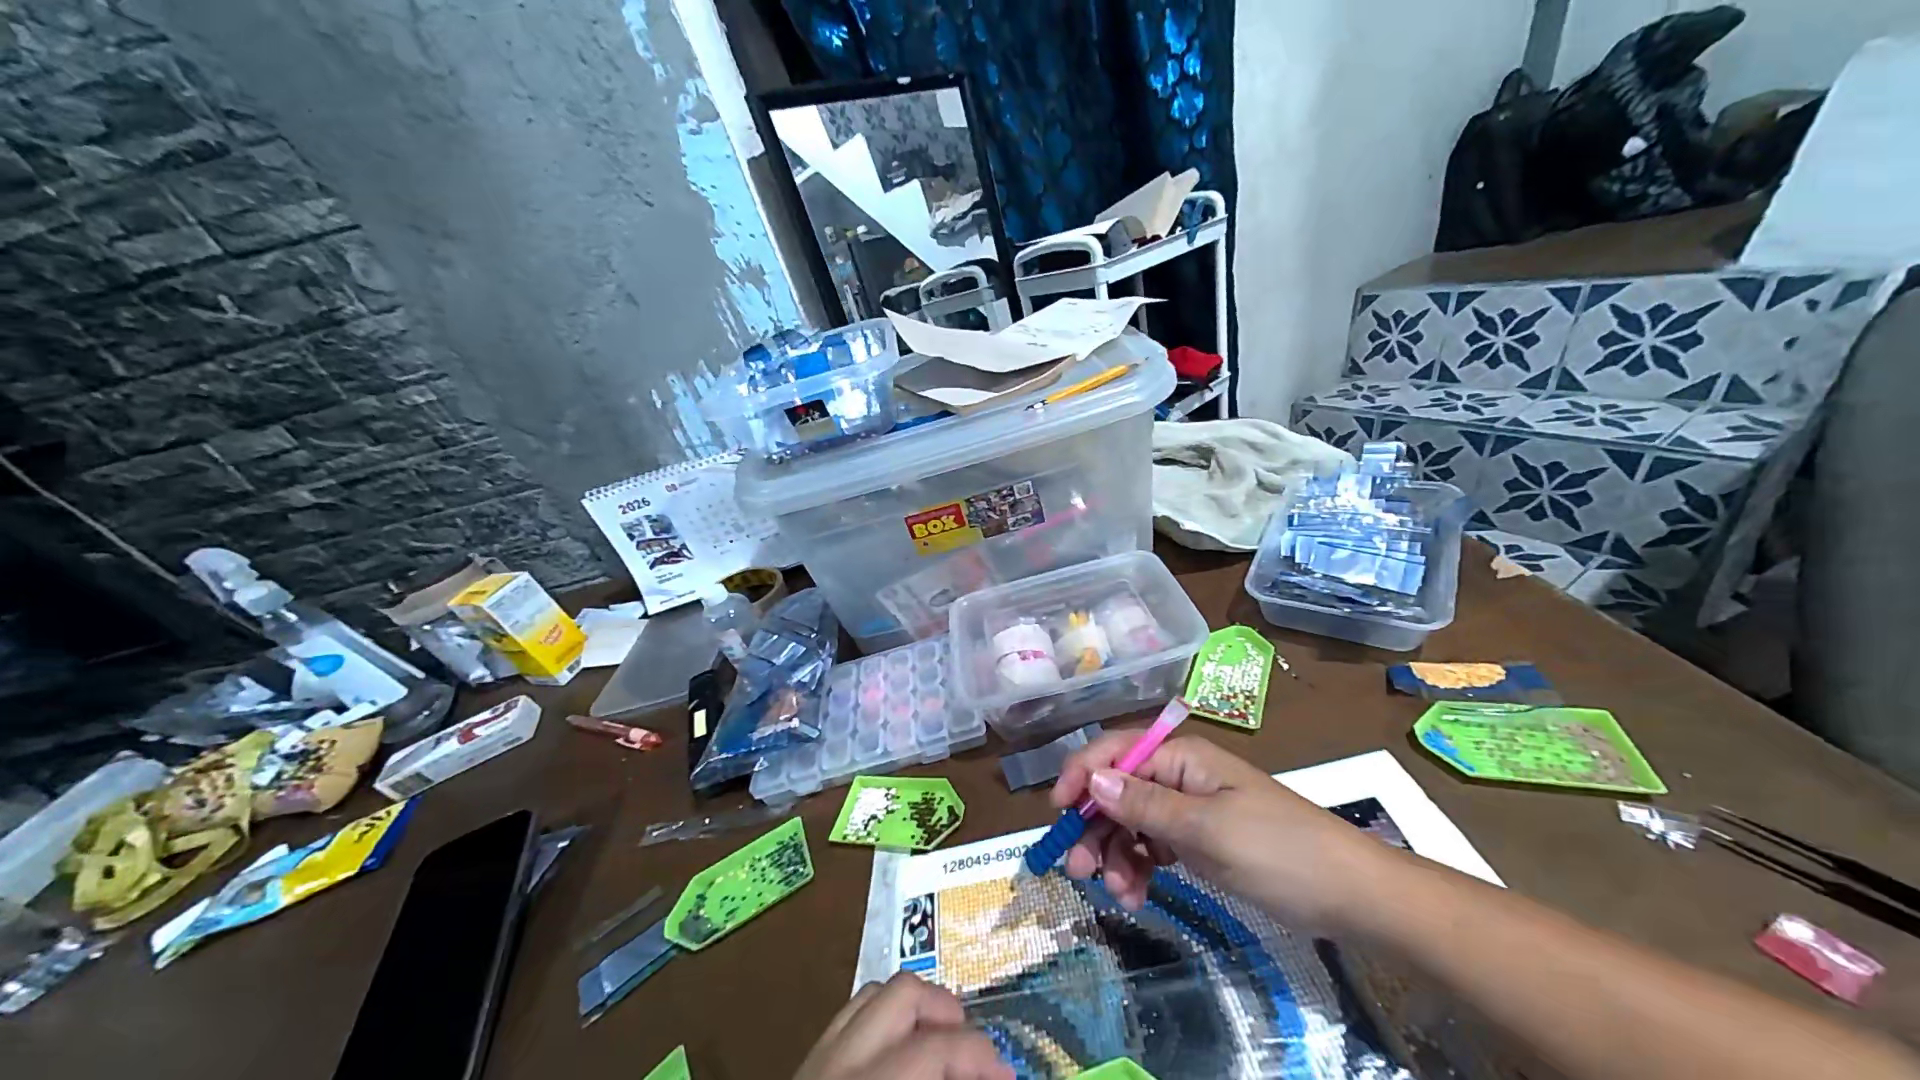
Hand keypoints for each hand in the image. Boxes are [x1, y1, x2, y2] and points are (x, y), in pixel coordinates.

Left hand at [793, 972, 1011, 1079]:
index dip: (982, 1059)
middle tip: (975, 1057)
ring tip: (942, 1047)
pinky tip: (902, 1053)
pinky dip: (884, 1021)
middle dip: (950, 1015)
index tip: (1006, 1078)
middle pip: (905, 996)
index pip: (936, 1050)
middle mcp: (841, 1064)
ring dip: (917, 1011)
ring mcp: (819, 1058)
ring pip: (876, 994)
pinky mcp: (808, 1062)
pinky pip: (851, 1014)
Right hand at [1050, 733, 1389, 929]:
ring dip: (1114, 853)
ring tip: (1117, 893)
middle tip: (1077, 869)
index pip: (1116, 751)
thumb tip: (1093, 780)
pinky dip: (1137, 867)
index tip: (1057, 812)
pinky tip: (1136, 893)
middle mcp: (1179, 776)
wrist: (1352, 896)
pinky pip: (1151, 846)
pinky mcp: (1198, 841)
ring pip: (1130, 822)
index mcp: (1182, 757)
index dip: (1081, 775)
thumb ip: (1145, 805)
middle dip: (1094, 826)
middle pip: (1117, 790)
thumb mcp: (1207, 830)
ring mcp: (1188, 810)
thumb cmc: (1280, 852)